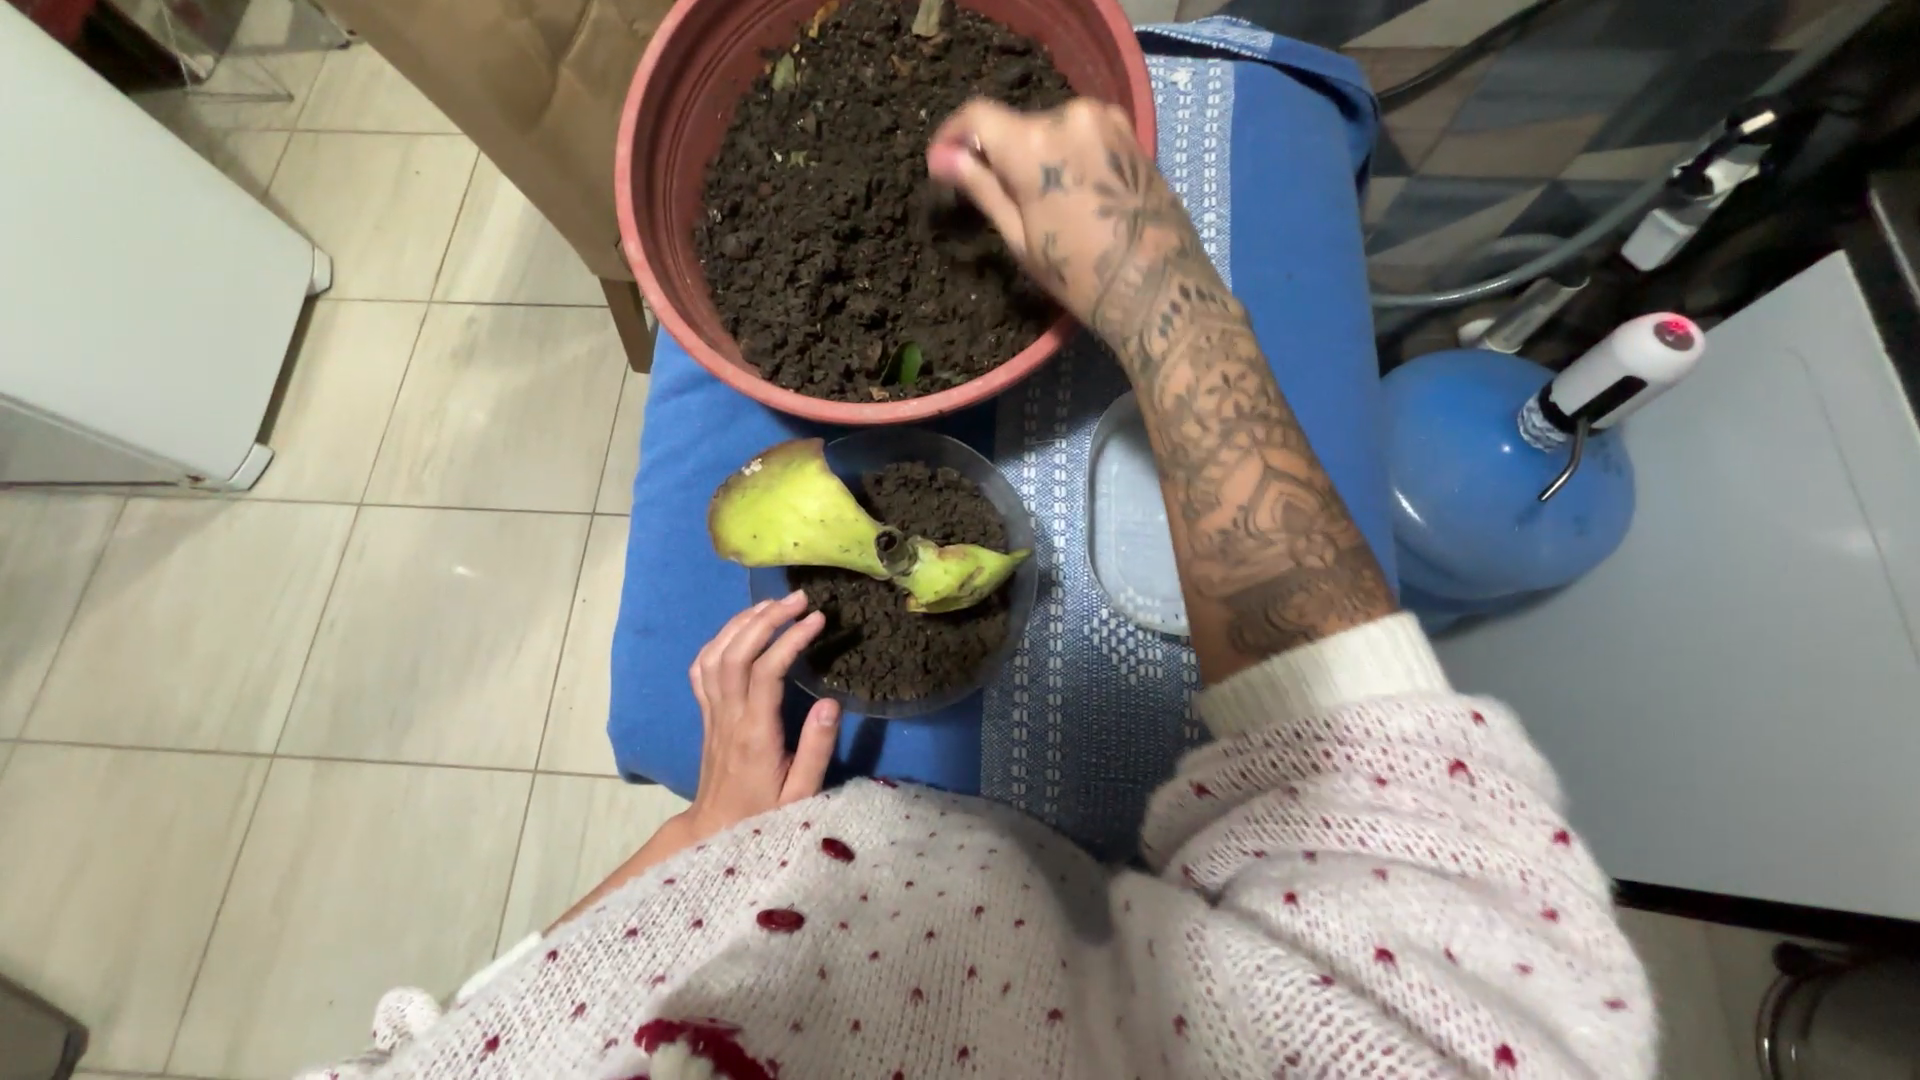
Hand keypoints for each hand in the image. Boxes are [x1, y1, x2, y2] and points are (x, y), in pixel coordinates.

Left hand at [683, 590, 840, 839]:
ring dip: (742, 623)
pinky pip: (702, 668)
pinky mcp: (706, 713)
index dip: (788, 639)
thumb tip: (829, 702)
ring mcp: (712, 713)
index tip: (816, 619)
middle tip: (798, 599)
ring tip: (773, 604)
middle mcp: (728, 716)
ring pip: (715, 655)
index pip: (765, 672)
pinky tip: (740, 628)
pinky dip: (719, 639)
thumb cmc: (764, 814)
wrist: (714, 831)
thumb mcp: (801, 794)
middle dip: (765, 619)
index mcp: (755, 733)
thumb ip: (816, 749)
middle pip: (735, 653)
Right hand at [926, 97, 1217, 343]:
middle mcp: (1070, 116)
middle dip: (997, 154)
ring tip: (1039, 206)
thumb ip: (982, 189)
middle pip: (1015, 124)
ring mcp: (1105, 118)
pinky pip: (1078, 133)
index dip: (951, 136)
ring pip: (1048, 128)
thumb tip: (941, 159)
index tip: (940, 163)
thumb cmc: (1081, 276)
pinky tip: (1070, 196)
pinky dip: (1064, 155)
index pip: (977, 116)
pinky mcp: (1129, 130)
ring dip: (1033, 156)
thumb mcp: (1021, 240)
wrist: (1158, 287)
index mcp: (1036, 146)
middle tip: (992, 199)